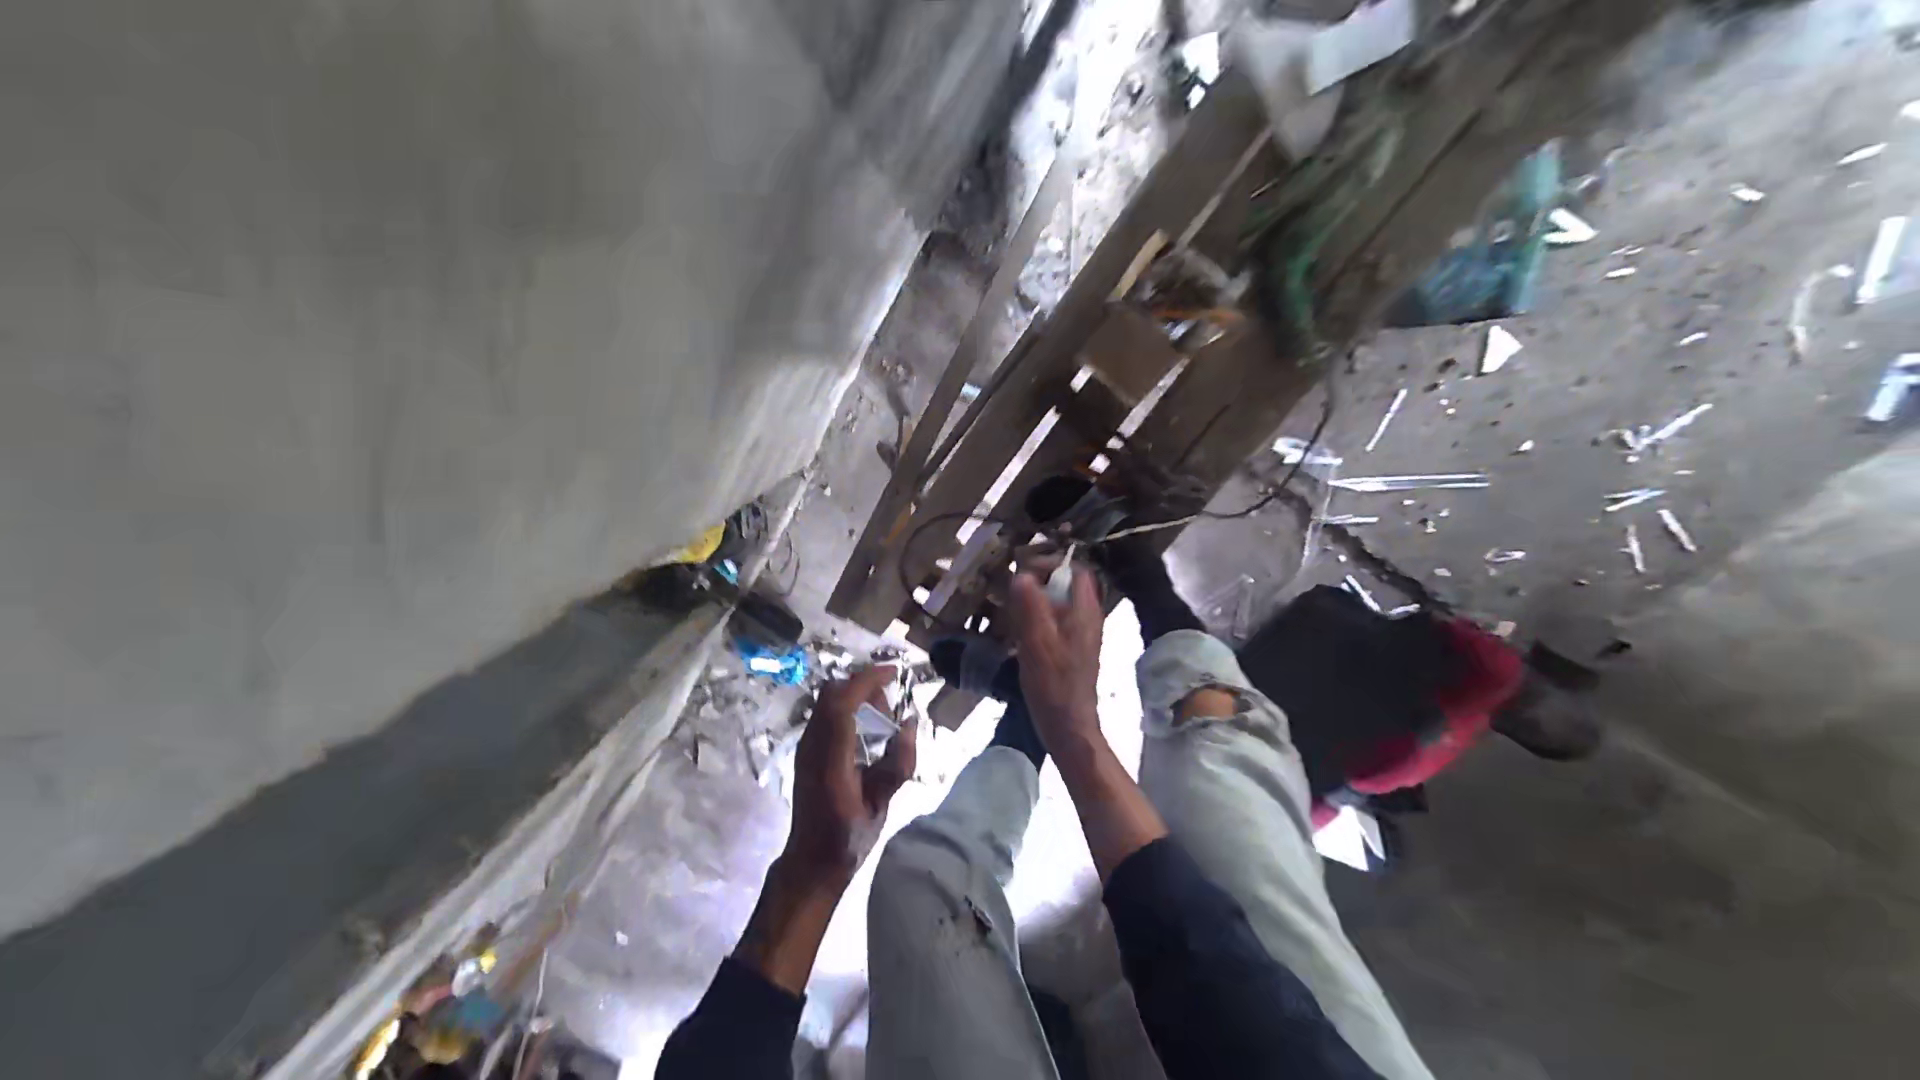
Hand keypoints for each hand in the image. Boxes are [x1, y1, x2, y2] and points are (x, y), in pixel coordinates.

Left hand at [784, 665, 917, 890]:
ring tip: (882, 716)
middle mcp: (812, 746)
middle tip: (890, 701)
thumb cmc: (848, 839)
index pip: (842, 704)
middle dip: (864, 685)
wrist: (811, 861)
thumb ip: (898, 763)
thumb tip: (909, 723)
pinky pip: (826, 714)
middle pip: (832, 693)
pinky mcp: (807, 750)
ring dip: (856, 696)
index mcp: (829, 760)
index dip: (867, 681)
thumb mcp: (882, 804)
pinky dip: (848, 708)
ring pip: (828, 700)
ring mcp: (806, 747)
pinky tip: (867, 729)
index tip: (894, 673)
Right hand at [1009, 566, 1168, 880]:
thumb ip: (1031, 606)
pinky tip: (1018, 631)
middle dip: (1039, 581)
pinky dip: (1036, 619)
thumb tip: (1022, 575)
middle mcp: (1086, 618)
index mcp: (1085, 611)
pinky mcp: (1070, 650)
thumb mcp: (1037, 642)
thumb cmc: (1054, 684)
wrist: (1068, 726)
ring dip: (1035, 600)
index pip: (1076, 569)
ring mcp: (1079, 634)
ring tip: (1010, 607)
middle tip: (1011, 589)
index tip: (1023, 571)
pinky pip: (1054, 622)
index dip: (1050, 563)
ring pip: (1058, 604)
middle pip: (1065, 585)